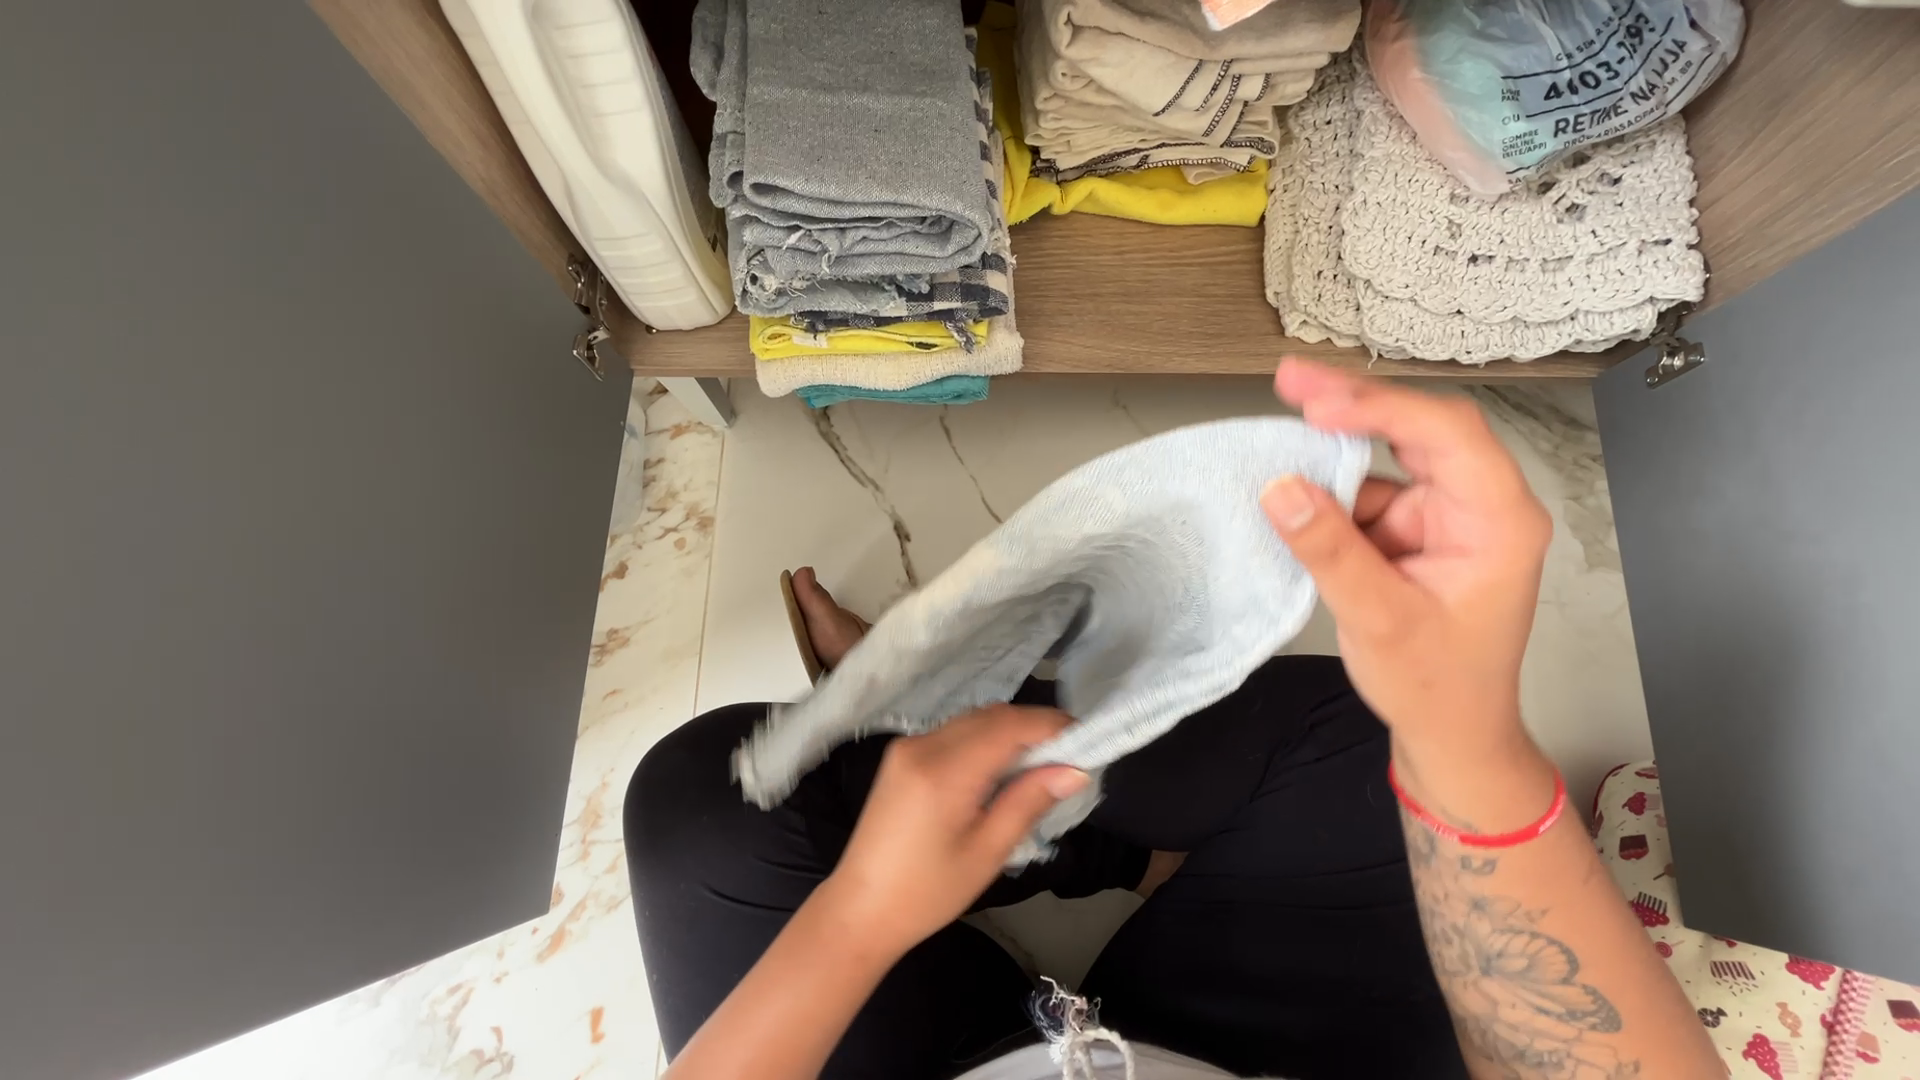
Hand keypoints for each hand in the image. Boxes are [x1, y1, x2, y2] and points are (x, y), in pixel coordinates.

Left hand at [815, 706, 1089, 956]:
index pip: (1009, 725)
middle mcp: (923, 745)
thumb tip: (1076, 770)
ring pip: (973, 720)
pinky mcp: (901, 754)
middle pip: (991, 715)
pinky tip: (998, 770)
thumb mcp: (988, 852)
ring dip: (1008, 732)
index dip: (1051, 725)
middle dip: (1033, 727)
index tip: (1086, 739)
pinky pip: (953, 732)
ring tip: (1038, 766)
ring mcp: (908, 745)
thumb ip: (1029, 802)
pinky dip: (983, 740)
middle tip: (1067, 757)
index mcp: (944, 770)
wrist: (861, 908)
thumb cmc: (928, 892)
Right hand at [1260, 359, 1553, 809]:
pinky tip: (1287, 489)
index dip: (1380, 410)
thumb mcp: (1378, 619)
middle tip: (1290, 380)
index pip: (1446, 435)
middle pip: (1417, 429)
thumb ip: (1329, 550)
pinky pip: (1360, 494)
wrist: (1449, 730)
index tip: (1315, 405)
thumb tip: (1278, 488)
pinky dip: (1322, 491)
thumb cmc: (1435, 684)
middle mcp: (1473, 504)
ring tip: (1276, 438)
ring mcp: (1437, 516)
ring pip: (1382, 459)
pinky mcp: (1405, 531)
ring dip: (1329, 450)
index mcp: (1496, 519)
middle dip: (1353, 404)